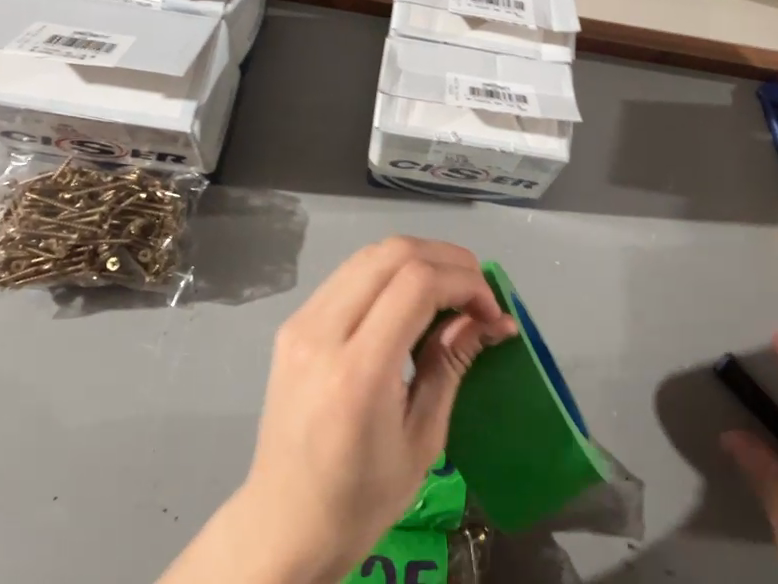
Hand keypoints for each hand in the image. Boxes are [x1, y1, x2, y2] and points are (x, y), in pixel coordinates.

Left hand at [162, 238, 515, 583]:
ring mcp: (300, 324)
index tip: (490, 312)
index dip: (464, 282)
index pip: (416, 283)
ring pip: (370, 254)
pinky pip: (349, 275)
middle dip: (447, 260)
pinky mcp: (293, 326)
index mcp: (357, 372)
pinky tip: (412, 300)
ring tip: (452, 291)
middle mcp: (322, 334)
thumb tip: (493, 320)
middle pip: (393, 253)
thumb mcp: (422, 439)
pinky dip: (389, 272)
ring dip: (419, 259)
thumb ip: (451, 365)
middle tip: (478, 292)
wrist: (284, 524)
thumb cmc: (360, 499)